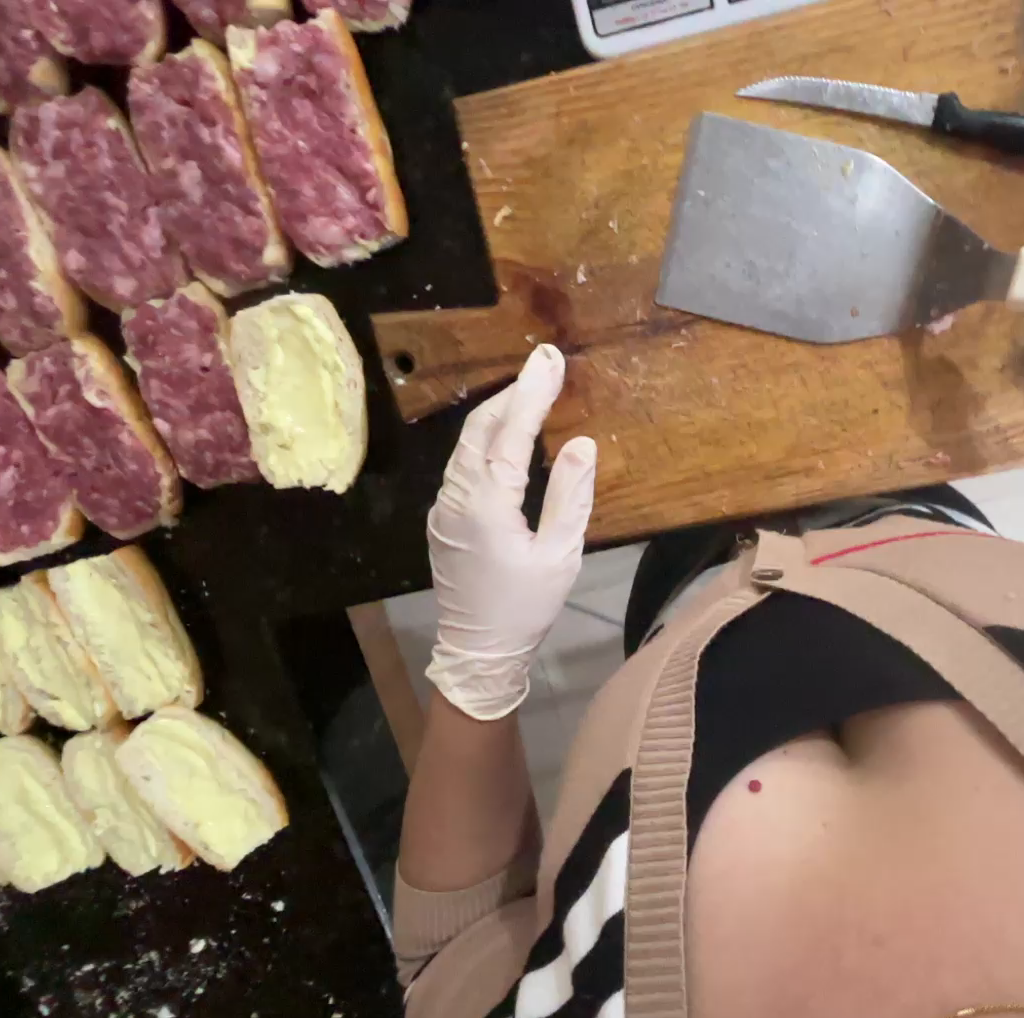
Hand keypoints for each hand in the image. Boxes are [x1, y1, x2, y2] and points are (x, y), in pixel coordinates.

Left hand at [425, 345, 596, 720]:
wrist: (478, 651)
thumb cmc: (525, 607)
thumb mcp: (560, 555)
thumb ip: (569, 495)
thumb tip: (580, 444)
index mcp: (487, 503)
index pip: (510, 432)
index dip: (532, 392)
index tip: (549, 358)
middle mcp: (456, 495)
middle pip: (479, 428)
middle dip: (512, 393)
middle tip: (543, 366)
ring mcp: (443, 506)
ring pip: (466, 444)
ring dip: (498, 414)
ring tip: (530, 393)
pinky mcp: (443, 518)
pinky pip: (463, 465)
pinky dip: (486, 440)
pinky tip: (507, 437)